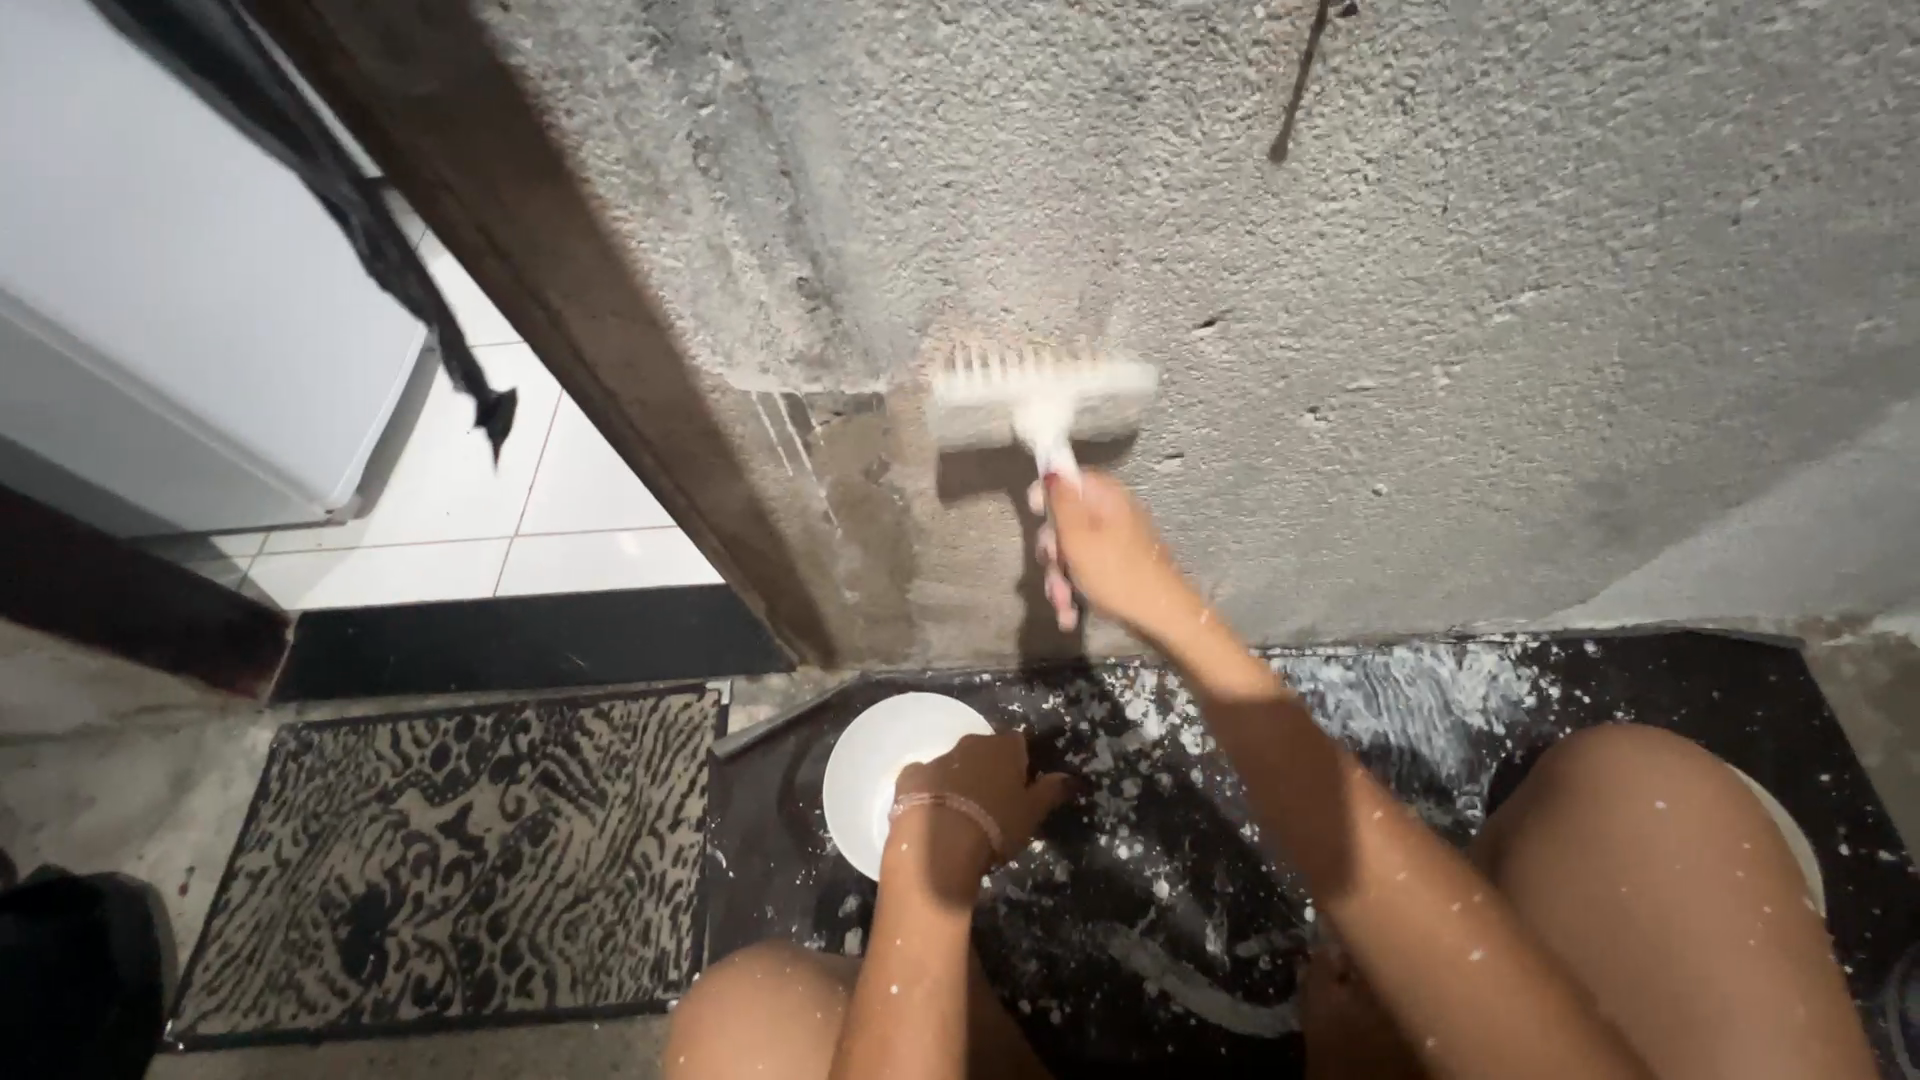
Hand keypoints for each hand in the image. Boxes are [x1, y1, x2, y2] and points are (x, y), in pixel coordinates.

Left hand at [890, 734, 1076, 891]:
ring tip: (961, 815)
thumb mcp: (1032, 813)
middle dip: (987, 770)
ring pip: (953, 765)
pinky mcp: (909, 777)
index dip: (1020, 764)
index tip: (1020, 788)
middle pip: (984, 751)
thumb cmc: (995, 826)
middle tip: (991, 804)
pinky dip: (928, 791)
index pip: (1018, 743)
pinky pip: (923, 779)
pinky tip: (930, 814)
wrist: (940, 844)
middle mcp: (970, 744)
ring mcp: (937, 759)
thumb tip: (1071, 777)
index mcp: (1003, 748)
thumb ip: (1051, 791)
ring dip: (958, 781)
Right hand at [1038, 470, 1203, 641]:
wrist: (1160, 616)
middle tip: (1053, 566)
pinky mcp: (1117, 567)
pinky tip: (1070, 614)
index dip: (1049, 492)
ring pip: (1072, 551)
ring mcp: (1115, 542)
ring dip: (1060, 578)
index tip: (1034, 513)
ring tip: (1062, 602)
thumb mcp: (1077, 537)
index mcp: (1106, 498)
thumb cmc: (1115, 573)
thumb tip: (1052, 469)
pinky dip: (1075, 589)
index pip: (1071, 478)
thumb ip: (1061, 501)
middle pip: (1065, 521)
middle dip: (1052, 551)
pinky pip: (1086, 570)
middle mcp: (1111, 515)